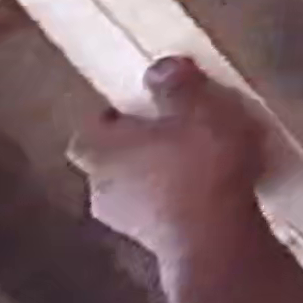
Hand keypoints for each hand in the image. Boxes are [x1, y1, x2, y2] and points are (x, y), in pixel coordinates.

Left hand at [68, 57, 265, 264]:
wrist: (213, 230)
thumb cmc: (203, 159)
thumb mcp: (201, 108)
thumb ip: (177, 86)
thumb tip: (156, 65)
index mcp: (104, 152)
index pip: (88, 130)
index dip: (112, 116)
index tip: (141, 105)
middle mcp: (99, 186)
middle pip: (110, 158)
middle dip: (140, 143)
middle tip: (178, 126)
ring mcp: (122, 218)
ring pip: (132, 184)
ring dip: (157, 170)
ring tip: (199, 156)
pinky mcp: (149, 237)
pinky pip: (155, 205)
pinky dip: (173, 193)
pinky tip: (206, 184)